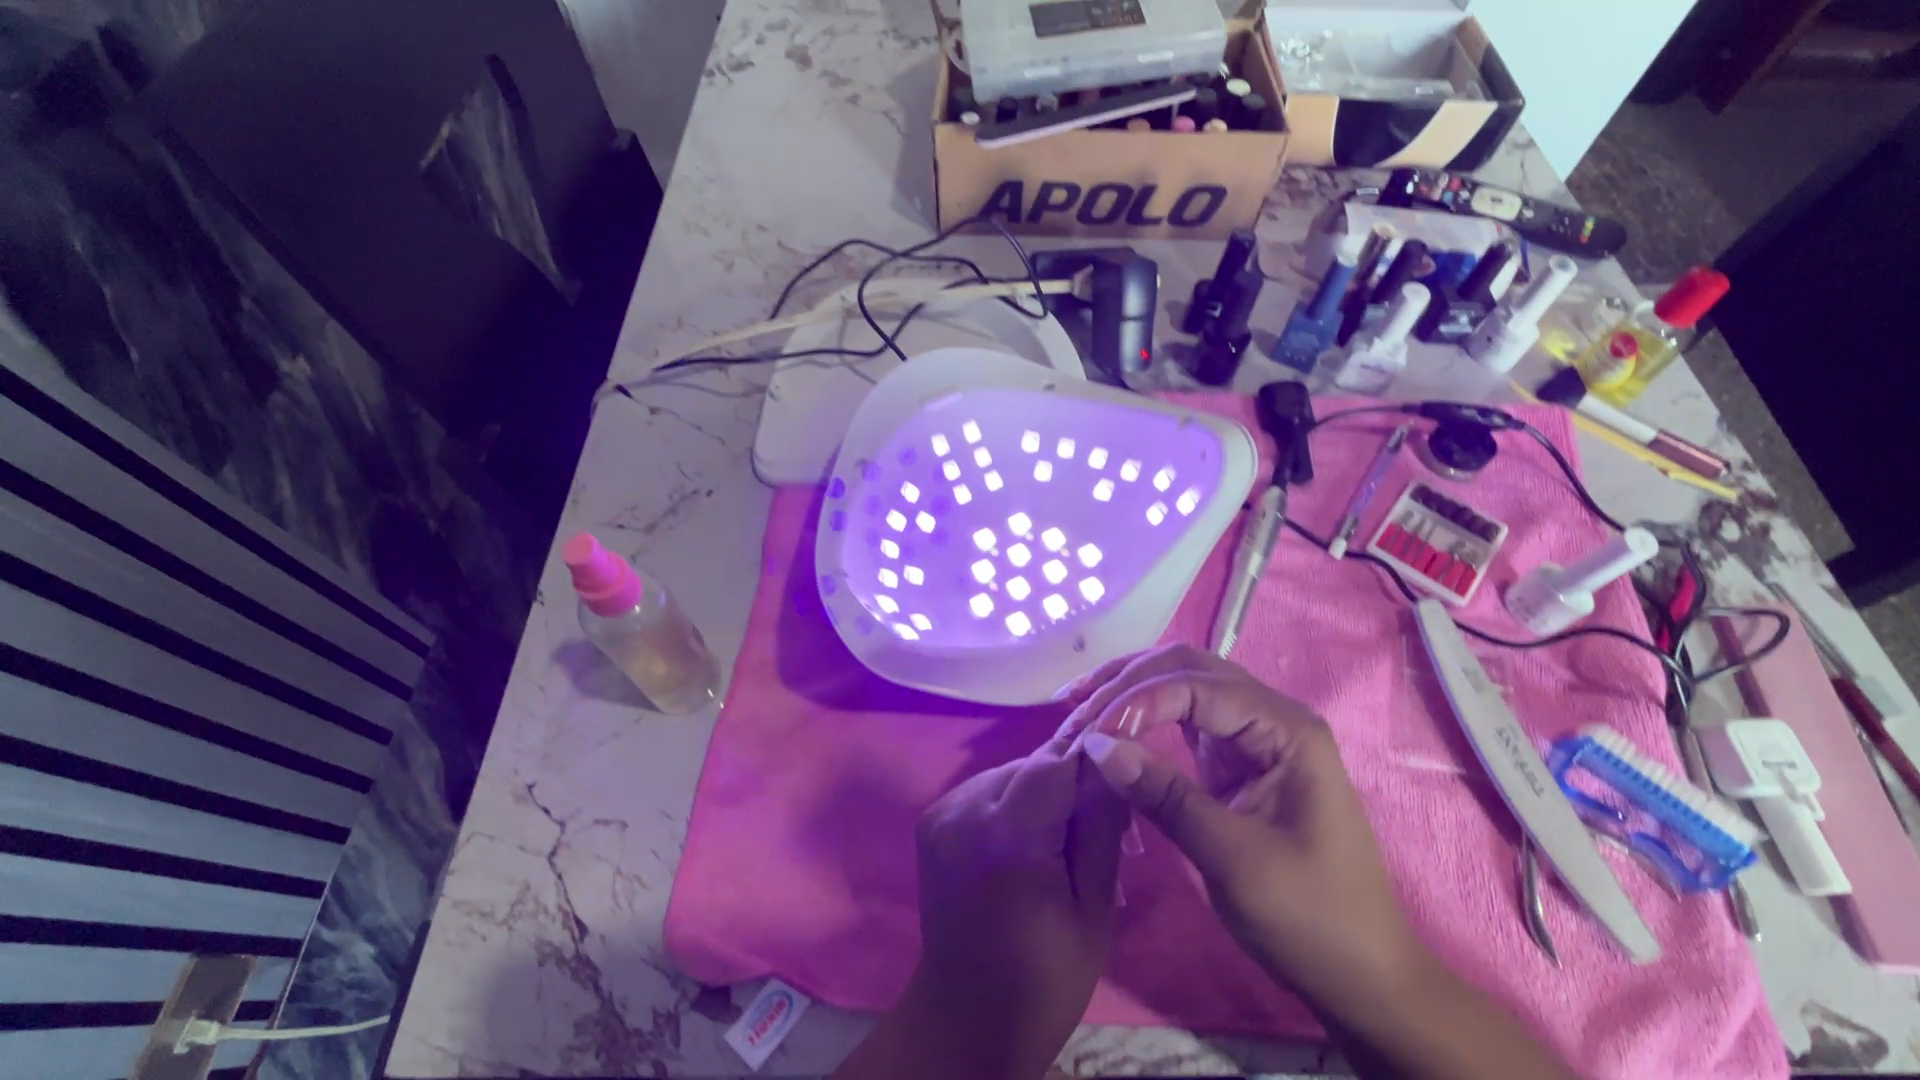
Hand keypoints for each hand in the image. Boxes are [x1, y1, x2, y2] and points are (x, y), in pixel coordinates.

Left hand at [871, 739, 1128, 1079]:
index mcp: (1008, 835)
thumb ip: (1100, 823)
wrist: (968, 1016)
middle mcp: (965, 811)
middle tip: (1098, 816)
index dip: (1092, 752)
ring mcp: (941, 813)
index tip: (1122, 760)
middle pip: (1030, 764)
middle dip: (1067, 779)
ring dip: (1038, 789)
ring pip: (1007, 773)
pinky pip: (983, 790)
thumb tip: (1112, 759)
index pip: (1056, 761)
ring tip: (1061, 833)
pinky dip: (1010, 801)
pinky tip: (1025, 838)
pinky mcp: (930, 820)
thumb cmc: (1046, 974)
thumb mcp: (1094, 904)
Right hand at [1056, 644, 1427, 1020]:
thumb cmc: (1308, 916)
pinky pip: (1186, 721)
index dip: (1138, 702)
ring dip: (1134, 693)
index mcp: (1286, 729)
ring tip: (1081, 709)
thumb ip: (1165, 795)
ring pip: (1186, 686)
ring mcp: (1255, 738)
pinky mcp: (1238, 761)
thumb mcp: (1232, 858)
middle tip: (1075, 711)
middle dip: (1130, 683)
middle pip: (1190, 669)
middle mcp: (1272, 718)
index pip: (1197, 687)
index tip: (1090, 736)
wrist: (1360, 972)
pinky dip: (1147, 720)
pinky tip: (1113, 730)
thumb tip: (1097, 746)